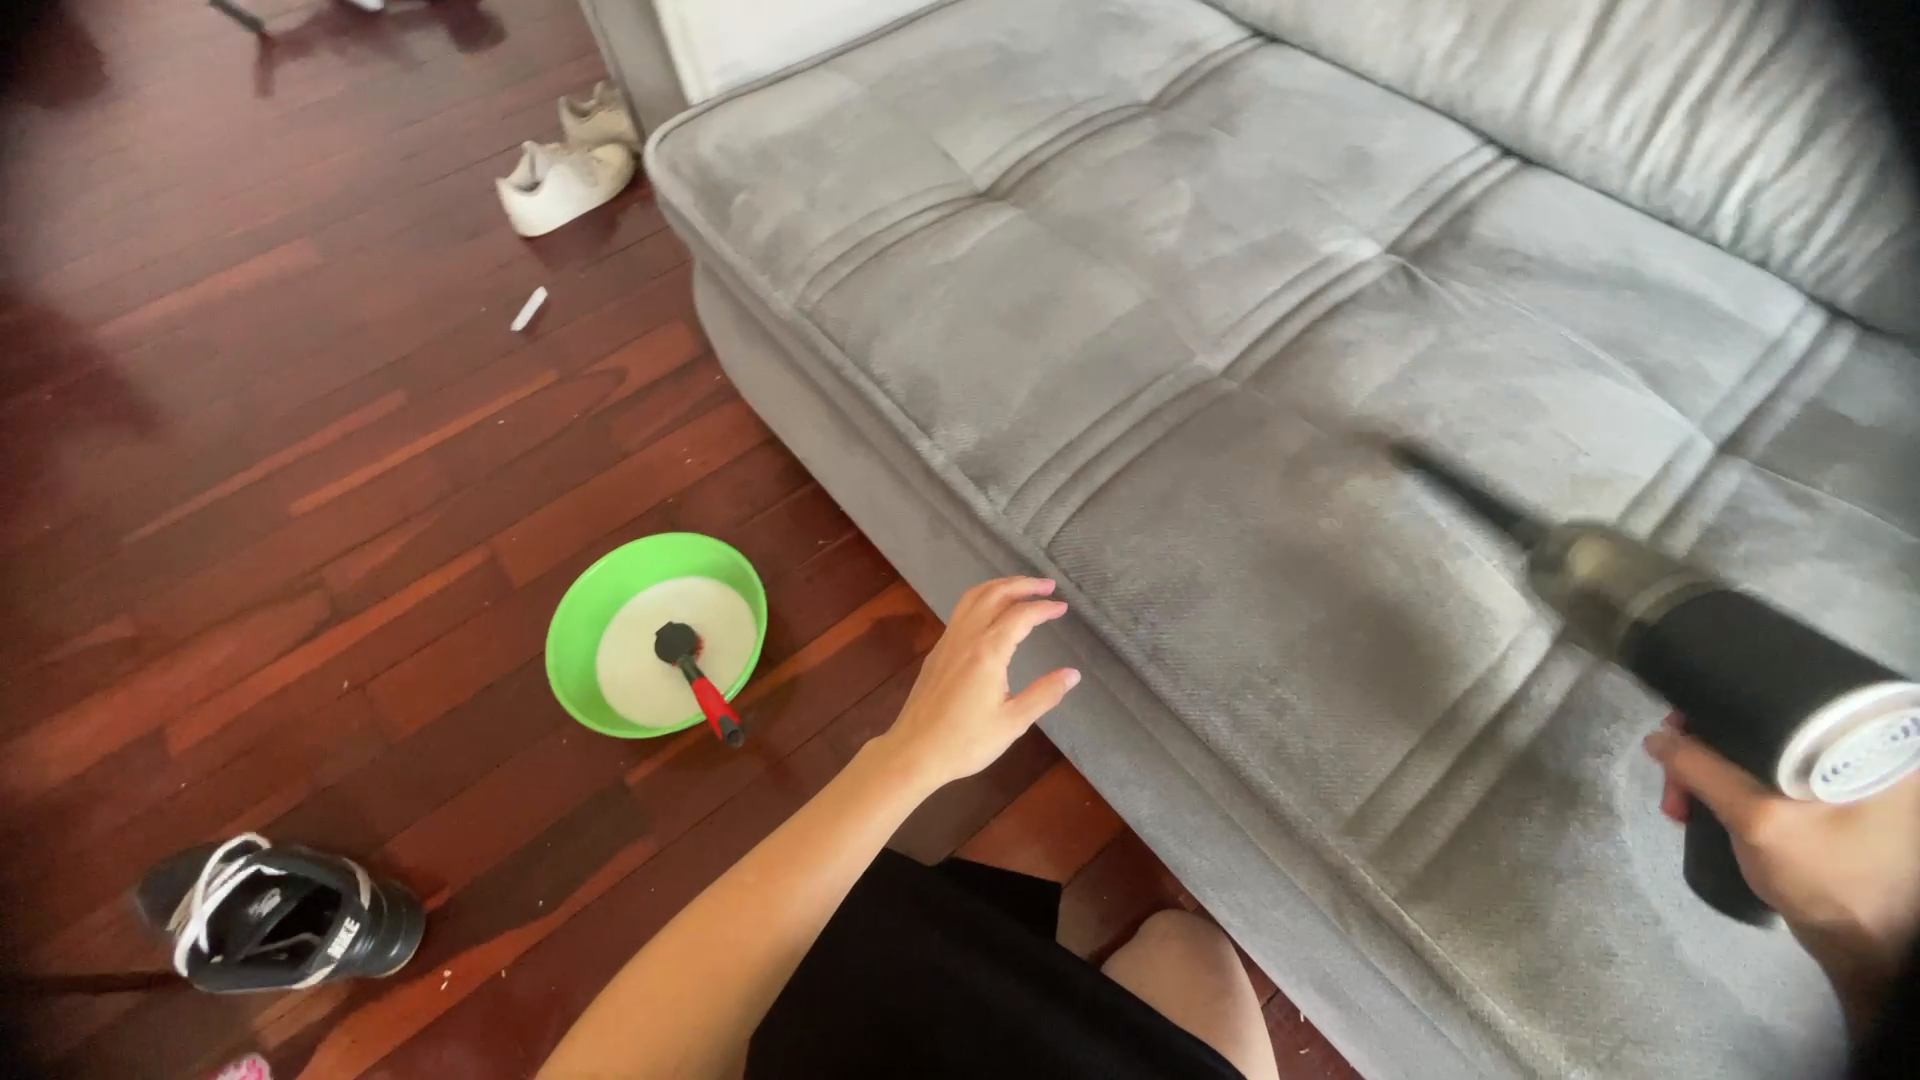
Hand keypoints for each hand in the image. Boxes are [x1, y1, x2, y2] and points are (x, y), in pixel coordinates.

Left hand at [876, 577, 1079, 792]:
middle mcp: (966, 638)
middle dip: (1022, 584)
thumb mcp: (1013, 722)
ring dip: (999, 587)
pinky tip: (991, 613)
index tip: (1062, 607)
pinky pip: (961, 612)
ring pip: (973, 597)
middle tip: (1047, 586)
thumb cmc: (965, 742)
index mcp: (988, 652)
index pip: (1020, 616)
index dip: (1044, 608)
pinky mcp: (937, 651)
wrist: (914, 752)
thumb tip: (1072, 674)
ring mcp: (947, 642)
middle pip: (994, 594)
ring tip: (1021, 588)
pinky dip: (982, 600)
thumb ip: (1044, 694)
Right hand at [1646, 714, 1919, 1032]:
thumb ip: (1702, 771)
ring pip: (1756, 759)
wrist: (1870, 947)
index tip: (1680, 732)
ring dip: (1709, 779)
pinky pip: (1768, 781)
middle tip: (1675, 788)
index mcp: (1869, 749)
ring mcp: (1850, 786)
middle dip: (1703, 756)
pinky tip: (1708, 812)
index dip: (1719, 710)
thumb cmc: (1827, 877)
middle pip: (1761, 732)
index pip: (1779, 702)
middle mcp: (1866, 759)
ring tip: (1683, 808)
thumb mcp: (1757, 820)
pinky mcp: (1835, 808)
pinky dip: (1732, 792)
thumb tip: (1656, 737)